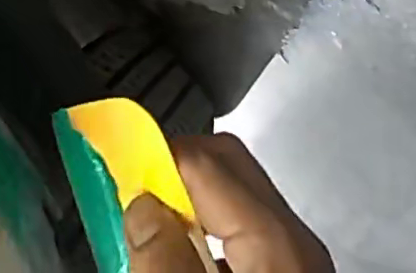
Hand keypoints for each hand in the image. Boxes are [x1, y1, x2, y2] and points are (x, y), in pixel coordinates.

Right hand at [125, 133, 332, 272]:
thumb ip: (167, 260)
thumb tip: (142, 205)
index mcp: (277, 239)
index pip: (206, 160)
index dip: (154, 156)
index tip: (115, 163)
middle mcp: (296, 239)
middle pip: (227, 164)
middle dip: (175, 166)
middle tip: (131, 192)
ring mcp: (300, 260)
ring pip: (236, 196)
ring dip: (190, 197)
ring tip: (150, 224)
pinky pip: (245, 231)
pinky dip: (210, 230)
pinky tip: (185, 257)